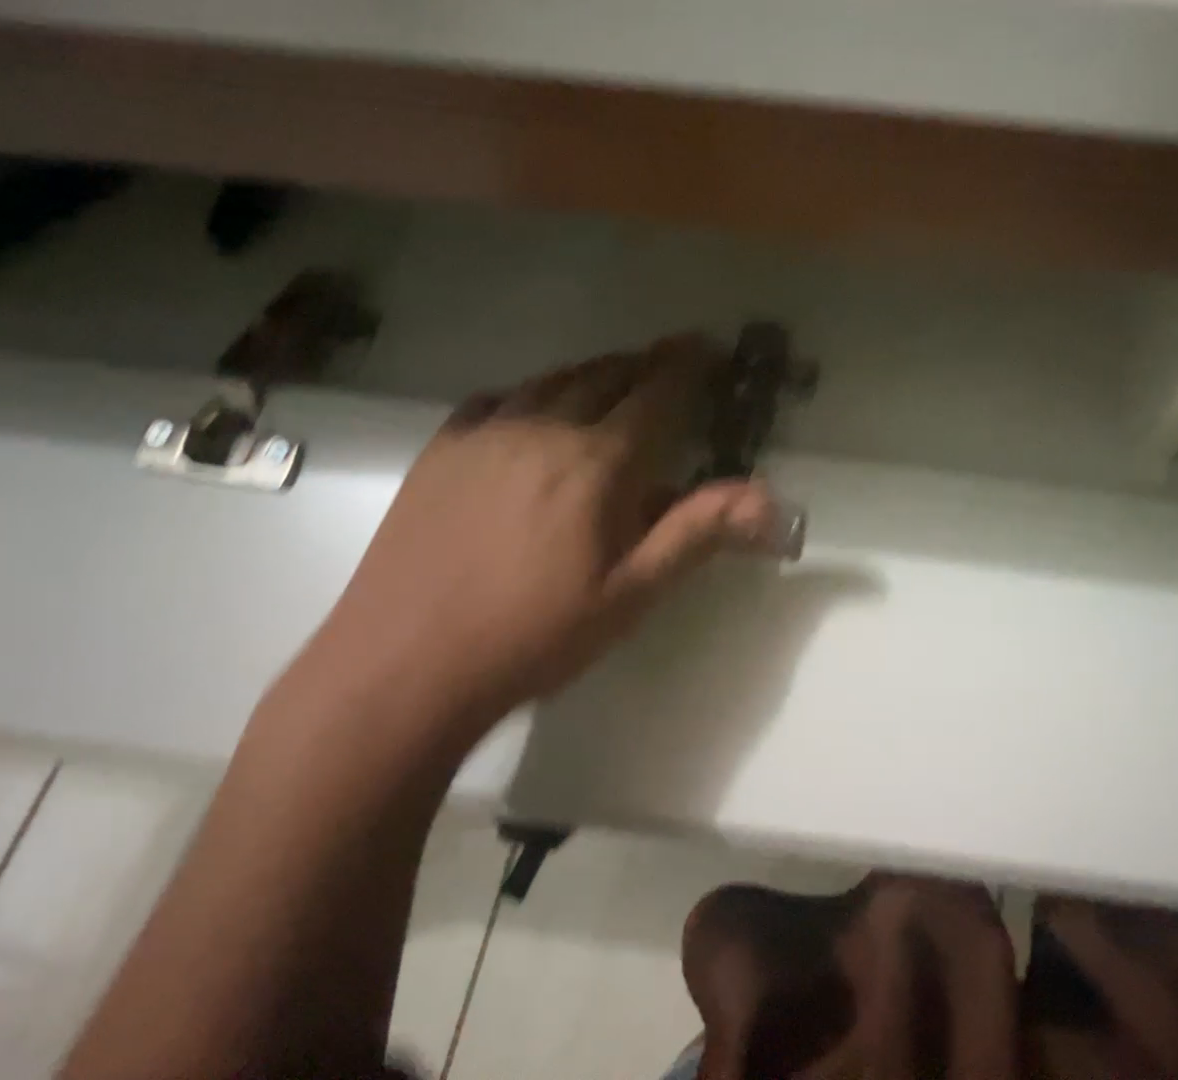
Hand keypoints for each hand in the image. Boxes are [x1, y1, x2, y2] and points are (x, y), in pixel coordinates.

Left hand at [314, 336, 787, 737]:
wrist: (406, 662)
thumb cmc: (536, 635)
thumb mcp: (631, 594)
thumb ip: (698, 533)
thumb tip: (771, 499)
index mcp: (598, 463)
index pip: (656, 393)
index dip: (687, 365)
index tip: (708, 344)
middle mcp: (543, 429)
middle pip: (605, 376)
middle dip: (645, 364)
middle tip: (671, 362)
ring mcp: (484, 434)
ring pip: (552, 382)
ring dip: (593, 373)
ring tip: (615, 379)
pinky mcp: (441, 451)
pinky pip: (499, 399)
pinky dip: (534, 393)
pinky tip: (534, 410)